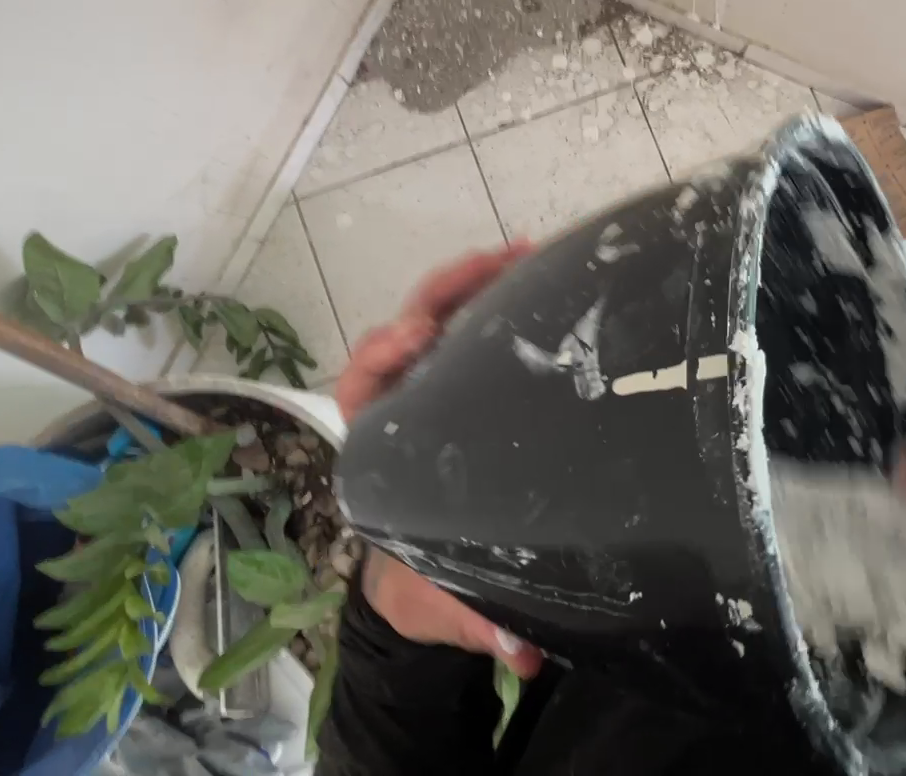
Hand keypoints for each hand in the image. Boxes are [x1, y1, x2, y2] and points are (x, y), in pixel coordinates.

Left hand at [335, 242, 543, 676]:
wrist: (424, 573)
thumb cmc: (421, 579)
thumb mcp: (440, 598)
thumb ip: (474, 617)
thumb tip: (526, 652)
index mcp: (379, 455)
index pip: (361, 391)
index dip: (380, 358)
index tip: (414, 335)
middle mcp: (403, 407)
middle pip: (407, 333)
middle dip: (444, 293)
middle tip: (497, 264)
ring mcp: (437, 384)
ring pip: (445, 316)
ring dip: (479, 280)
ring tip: (528, 253)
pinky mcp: (471, 377)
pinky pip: (478, 325)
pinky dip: (502, 295)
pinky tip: (544, 276)